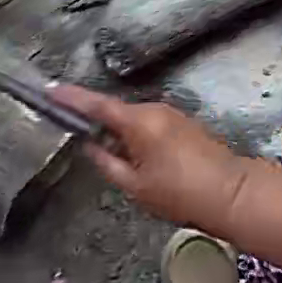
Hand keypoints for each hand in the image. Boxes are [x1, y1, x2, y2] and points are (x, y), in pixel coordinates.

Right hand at [48, 85, 248, 230]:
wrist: (232, 194)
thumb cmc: (180, 193)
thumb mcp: (135, 186)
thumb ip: (106, 162)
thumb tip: (88, 146)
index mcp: (137, 121)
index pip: (96, 105)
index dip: (71, 97)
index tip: (50, 88)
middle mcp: (152, 109)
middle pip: (115, 111)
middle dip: (95, 121)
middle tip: (73, 134)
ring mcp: (169, 114)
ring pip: (132, 119)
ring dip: (117, 131)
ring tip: (106, 155)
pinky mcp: (181, 123)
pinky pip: (148, 124)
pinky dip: (134, 134)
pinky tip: (133, 156)